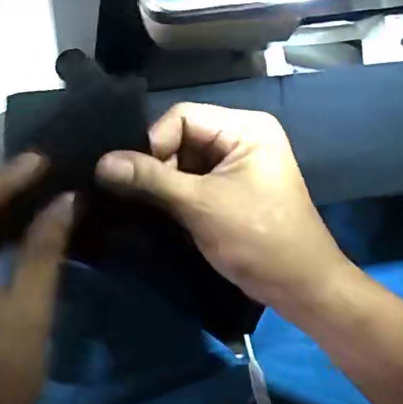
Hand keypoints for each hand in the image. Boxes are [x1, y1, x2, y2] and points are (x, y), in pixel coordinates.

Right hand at [95, 102, 349, 307]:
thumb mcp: (201, 206)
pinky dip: (177, 197)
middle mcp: (244, 139)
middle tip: (135, 197)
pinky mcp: (234, 191)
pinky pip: (196, 182)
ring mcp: (240, 166)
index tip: (131, 177)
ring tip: (144, 207)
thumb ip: (151, 180)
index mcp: (247, 128)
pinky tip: (159, 213)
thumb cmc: (258, 239)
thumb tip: (101, 162)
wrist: (301, 286)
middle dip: (158, 166)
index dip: (153, 143)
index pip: (183, 117)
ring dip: (164, 184)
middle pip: (182, 138)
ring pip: (185, 163)